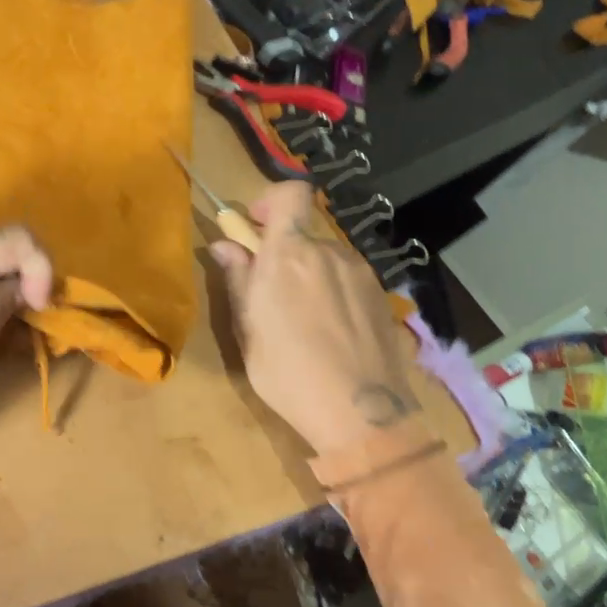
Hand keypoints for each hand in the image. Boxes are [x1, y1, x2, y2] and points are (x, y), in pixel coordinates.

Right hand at [208, 183, 416, 453]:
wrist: (359, 411)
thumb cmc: (287, 373)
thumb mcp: (248, 330)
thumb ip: (238, 281)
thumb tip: (224, 245)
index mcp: (289, 255)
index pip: (290, 194)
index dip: (270, 201)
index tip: (254, 227)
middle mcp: (329, 253)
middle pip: (304, 234)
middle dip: (283, 253)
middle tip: (269, 295)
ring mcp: (361, 273)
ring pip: (327, 259)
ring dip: (309, 275)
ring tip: (303, 321)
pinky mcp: (381, 296)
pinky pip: (348, 280)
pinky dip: (333, 293)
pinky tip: (330, 332)